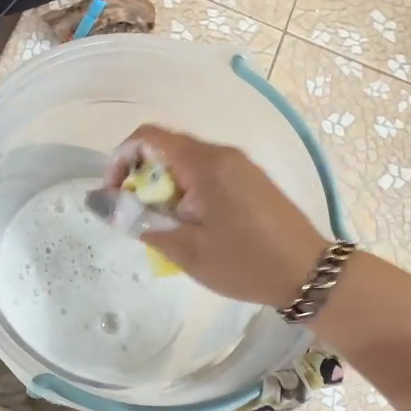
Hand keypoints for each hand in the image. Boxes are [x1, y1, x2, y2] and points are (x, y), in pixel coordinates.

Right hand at [107, 124, 330, 307]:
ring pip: (186, 161)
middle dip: (141, 175)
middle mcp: (222, 153)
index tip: (115, 193)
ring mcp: (240, 164)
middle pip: (166, 146)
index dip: (121, 158)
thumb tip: (100, 201)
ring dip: (164, 185)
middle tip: (138, 214)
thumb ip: (139, 220)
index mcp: (204, 163)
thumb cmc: (244, 262)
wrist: (310, 273)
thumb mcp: (184, 248)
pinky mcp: (251, 179)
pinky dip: (187, 189)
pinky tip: (192, 223)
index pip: (148, 137)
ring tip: (164, 223)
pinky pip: (207, 171)